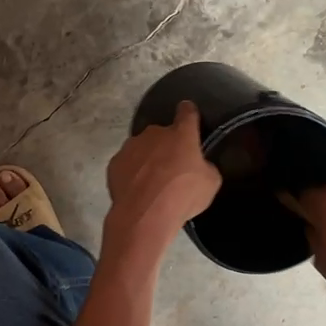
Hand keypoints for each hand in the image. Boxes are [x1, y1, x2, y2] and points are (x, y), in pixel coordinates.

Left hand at [105, 102, 221, 240]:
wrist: (144, 214)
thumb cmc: (183, 195)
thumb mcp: (210, 183)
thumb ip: (205, 166)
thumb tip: (199, 165)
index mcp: (181, 134)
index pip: (187, 112)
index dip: (189, 112)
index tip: (188, 112)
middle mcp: (154, 133)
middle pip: (162, 134)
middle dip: (167, 146)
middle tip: (171, 167)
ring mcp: (131, 146)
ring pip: (142, 147)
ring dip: (147, 158)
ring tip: (151, 182)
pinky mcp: (115, 162)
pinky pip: (127, 163)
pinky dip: (132, 172)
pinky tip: (136, 188)